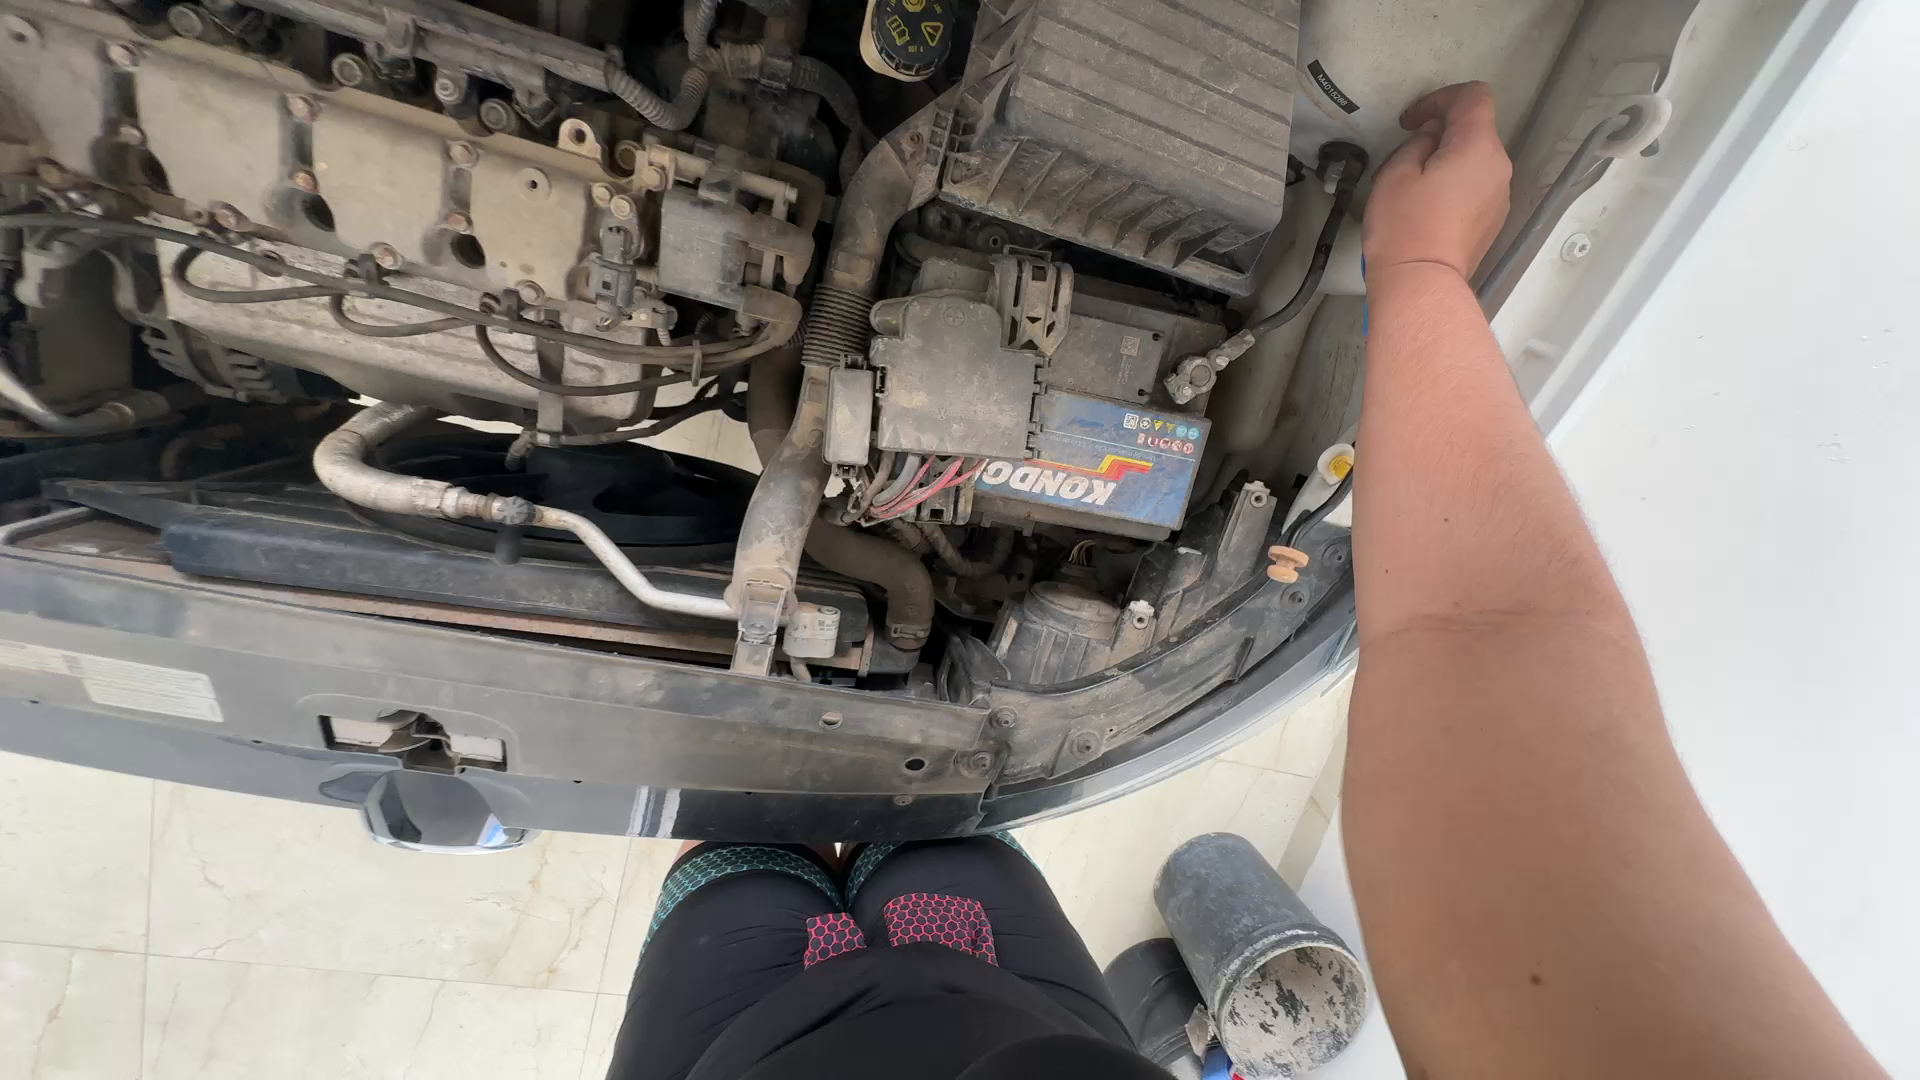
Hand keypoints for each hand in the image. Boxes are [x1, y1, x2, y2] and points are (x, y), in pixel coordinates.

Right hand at [1363, 82, 1513, 280]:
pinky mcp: (1492, 223)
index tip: (1409, 121)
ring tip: (1412, 191)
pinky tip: (1427, 213)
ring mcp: (1500, 196)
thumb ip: (1415, 145)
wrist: (1421, 283)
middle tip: (1402, 161)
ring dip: (1446, 165)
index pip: (1472, 96)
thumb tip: (1429, 140)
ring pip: (1473, 164)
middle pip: (1474, 133)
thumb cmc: (1403, 228)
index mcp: (1477, 146)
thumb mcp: (1394, 176)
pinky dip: (1453, 189)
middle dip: (1439, 137)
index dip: (1439, 98)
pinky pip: (1474, 192)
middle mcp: (1499, 165)